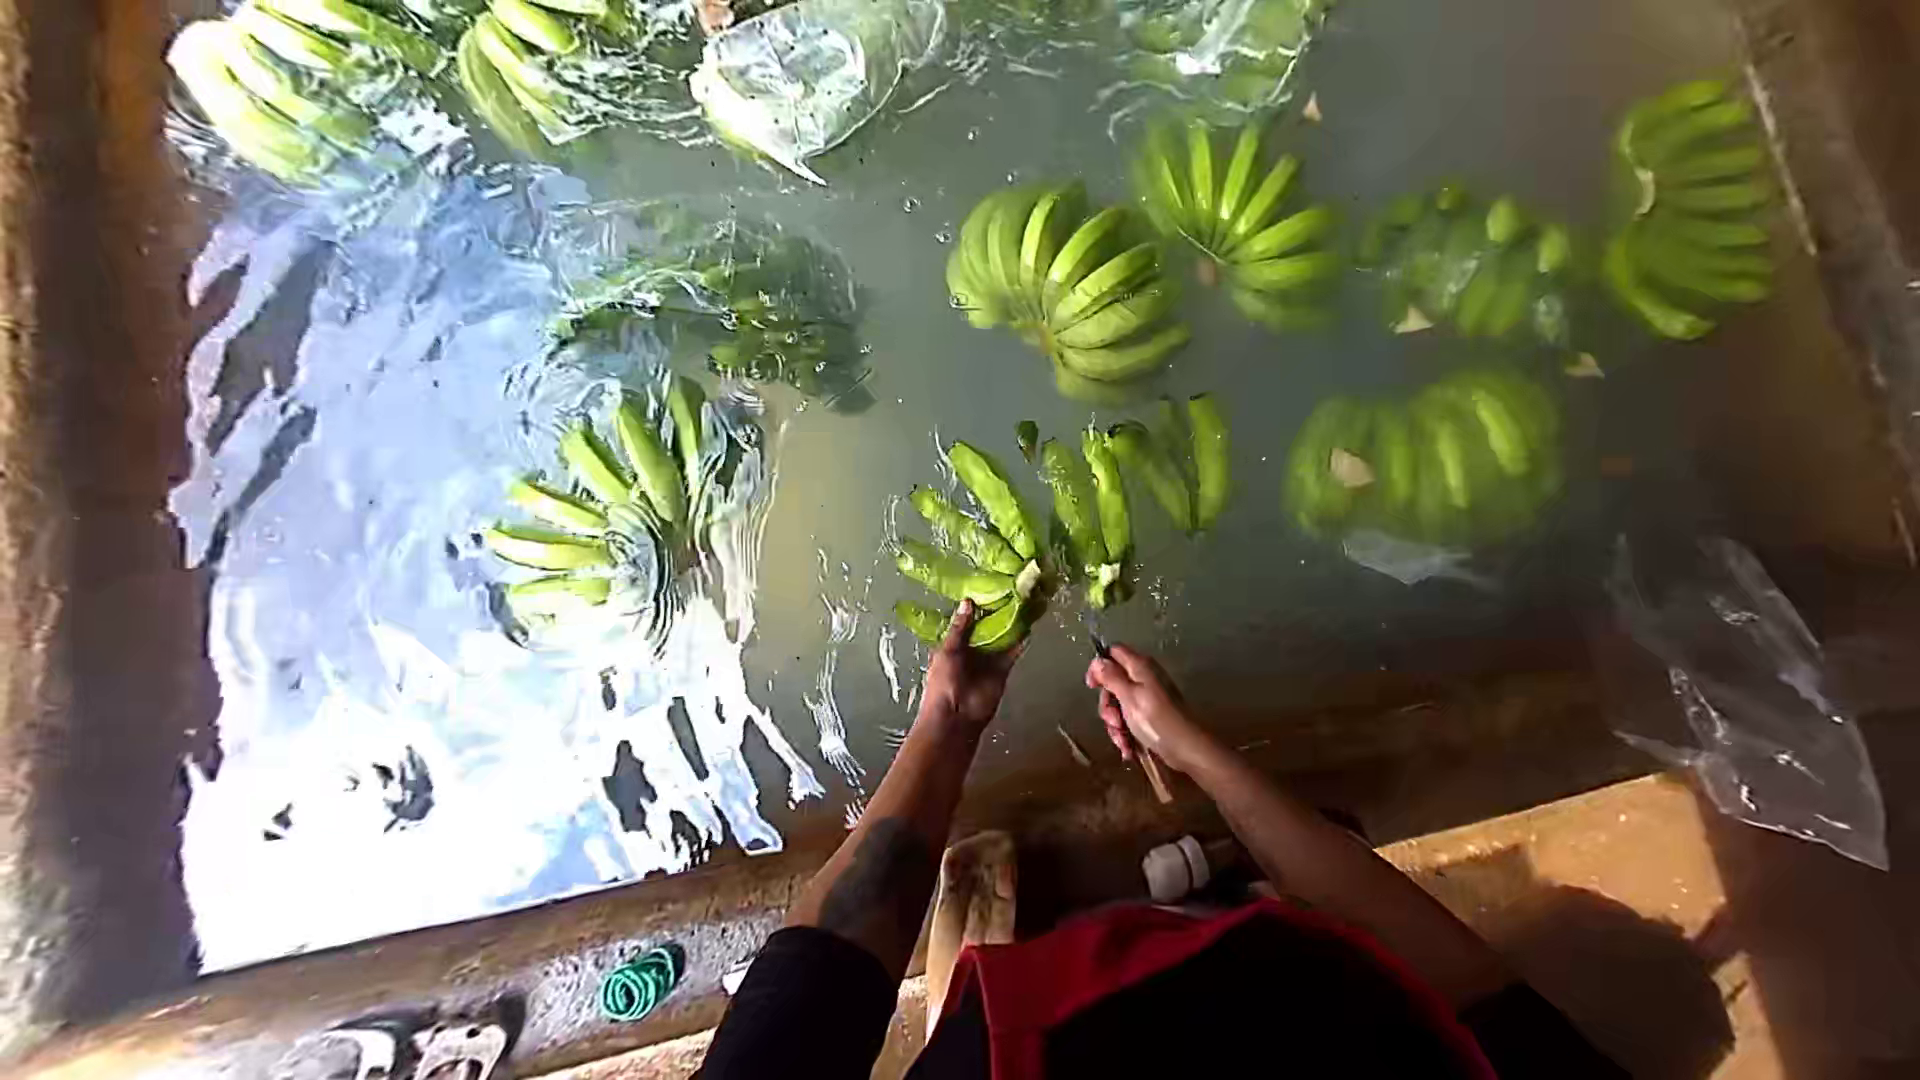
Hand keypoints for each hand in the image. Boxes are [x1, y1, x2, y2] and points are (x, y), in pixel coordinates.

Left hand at [919, 601, 1024, 733]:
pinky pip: (1012, 652)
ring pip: (1000, 637)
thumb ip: (959, 628)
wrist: (956, 717)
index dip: (975, 606)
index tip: (987, 586)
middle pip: (985, 626)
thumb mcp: (947, 650)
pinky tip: (1029, 625)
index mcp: (952, 643)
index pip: (965, 620)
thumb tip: (968, 601)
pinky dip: (1020, 641)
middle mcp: (970, 648)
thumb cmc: (943, 682)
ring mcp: (987, 658)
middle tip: (1010, 589)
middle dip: (995, 612)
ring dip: (1010, 623)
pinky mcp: (1002, 669)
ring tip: (1023, 601)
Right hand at [1085, 644, 1215, 773]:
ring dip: (1115, 724)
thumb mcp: (1128, 696)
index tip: (1092, 686)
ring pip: (1119, 704)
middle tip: (1113, 720)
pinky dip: (1126, 733)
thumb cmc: (1157, 720)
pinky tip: (1128, 747)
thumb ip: (1111, 677)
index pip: (1113, 652)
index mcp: (1139, 666)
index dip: (1099, 666)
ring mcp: (1147, 697)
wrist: (1188, 749)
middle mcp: (1144, 677)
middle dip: (1108, 704)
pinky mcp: (1151, 715)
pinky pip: (1129, 718)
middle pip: (1113, 682)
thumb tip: (1097, 661)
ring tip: (1123, 740)